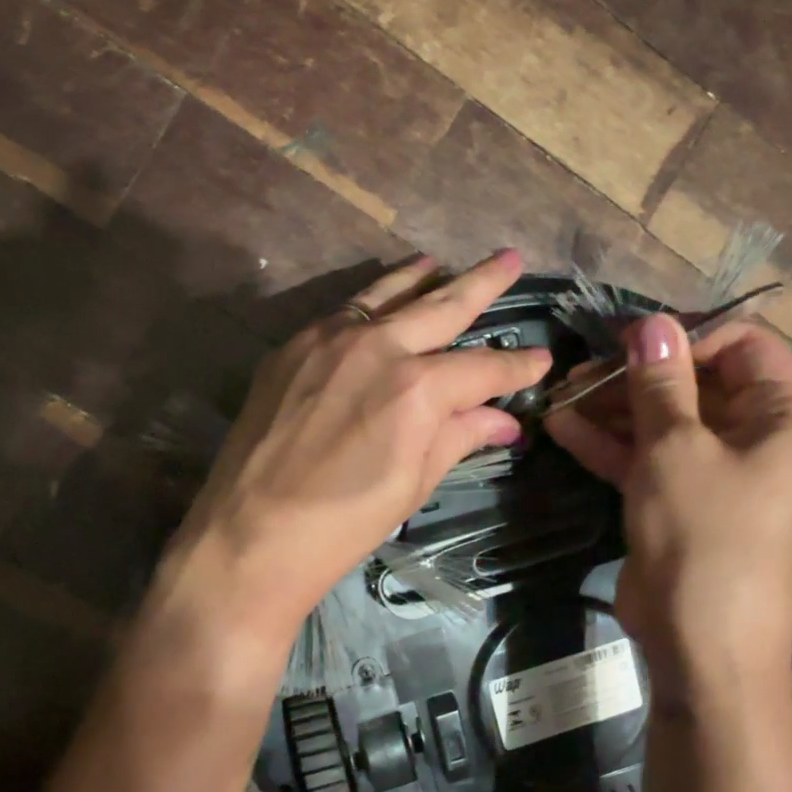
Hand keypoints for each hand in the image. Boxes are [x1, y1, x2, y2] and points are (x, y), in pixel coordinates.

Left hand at [161, 251, 549, 645]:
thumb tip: (502, 421)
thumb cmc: (342, 524)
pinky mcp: (291, 348)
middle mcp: (376, 347)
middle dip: (482, 283)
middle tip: (510, 258)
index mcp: (416, 388)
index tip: (541, 360)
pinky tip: (379, 307)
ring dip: (419, 278)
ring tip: (440, 263)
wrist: (250, 533)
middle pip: (440, 305)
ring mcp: (327, 340)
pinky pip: (342, 313)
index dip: (517, 366)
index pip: (482, 367)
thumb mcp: (410, 485)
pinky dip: (370, 304)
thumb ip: (456, 438)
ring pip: (385, 295)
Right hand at [546, 314, 791, 704]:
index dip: (685, 340)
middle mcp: (766, 440)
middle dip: (636, 378)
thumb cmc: (704, 536)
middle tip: (579, 371)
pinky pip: (653, 461)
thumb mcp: (675, 451)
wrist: (702, 645)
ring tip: (558, 397)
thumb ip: (660, 383)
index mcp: (791, 417)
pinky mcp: (687, 506)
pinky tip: (561, 428)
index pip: (744, 346)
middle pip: (699, 386)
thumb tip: (651, 322)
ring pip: (668, 425)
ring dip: (614, 411)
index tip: (627, 346)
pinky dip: (613, 446)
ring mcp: (724, 476)